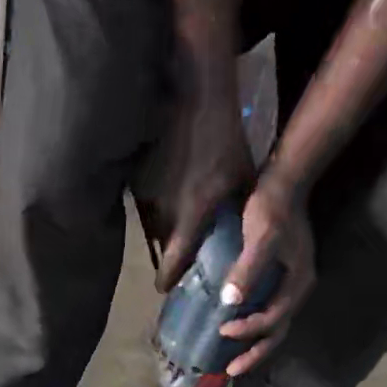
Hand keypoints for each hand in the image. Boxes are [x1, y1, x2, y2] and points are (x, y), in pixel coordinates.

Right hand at [154, 89, 253, 291]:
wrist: (197, 96)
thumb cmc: (226, 140)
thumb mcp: (243, 181)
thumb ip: (241, 215)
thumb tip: (246, 242)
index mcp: (191, 215)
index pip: (172, 261)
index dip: (168, 279)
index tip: (166, 289)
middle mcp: (165, 208)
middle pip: (162, 244)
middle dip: (170, 253)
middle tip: (180, 258)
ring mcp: (149, 191)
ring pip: (154, 222)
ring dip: (164, 228)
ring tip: (176, 226)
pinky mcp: (140, 174)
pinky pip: (148, 201)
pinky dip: (158, 204)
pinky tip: (170, 196)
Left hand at [218, 181, 315, 377]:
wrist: (285, 183)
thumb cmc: (272, 209)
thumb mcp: (261, 239)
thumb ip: (247, 271)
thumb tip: (230, 303)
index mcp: (298, 285)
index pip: (272, 320)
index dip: (248, 329)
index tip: (223, 330)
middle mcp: (298, 291)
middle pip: (278, 333)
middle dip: (254, 354)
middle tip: (230, 372)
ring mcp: (291, 286)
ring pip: (275, 326)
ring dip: (255, 345)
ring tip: (233, 362)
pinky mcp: (282, 279)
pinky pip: (270, 312)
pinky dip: (255, 327)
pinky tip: (238, 330)